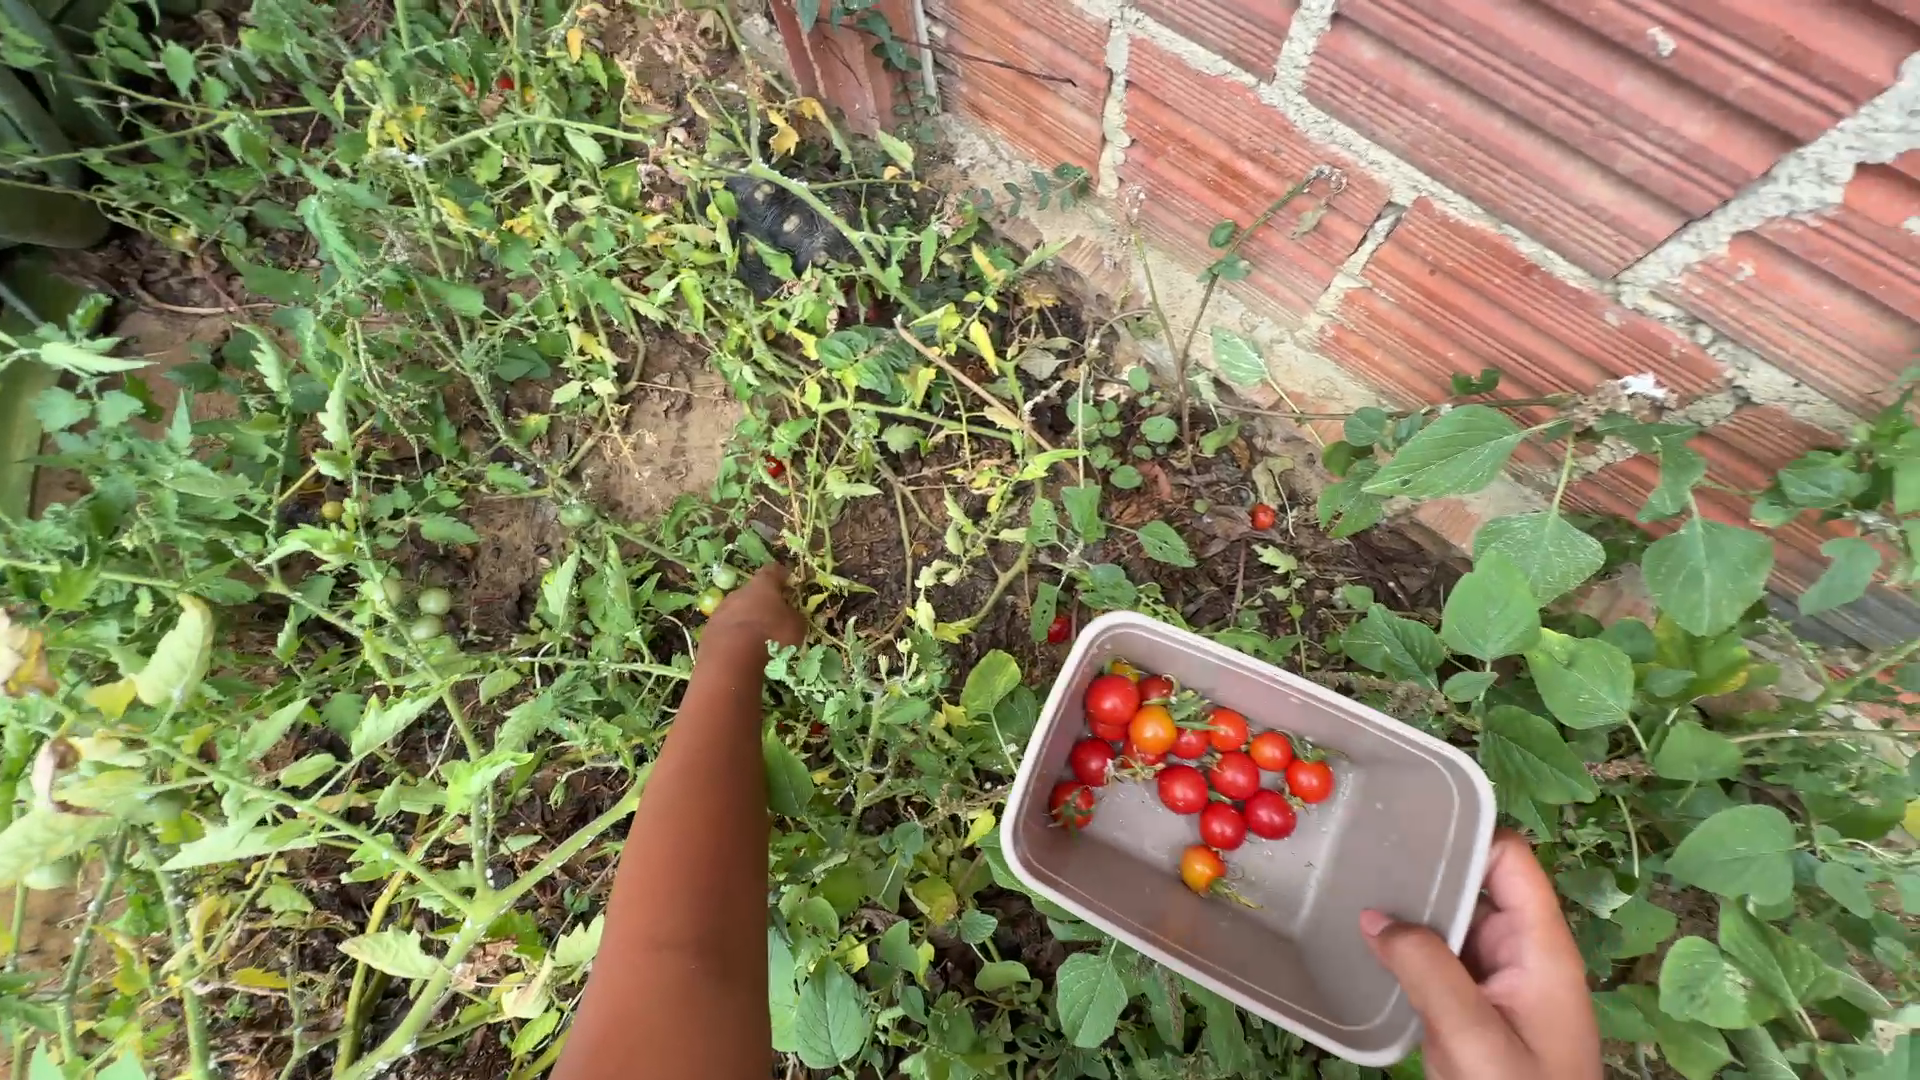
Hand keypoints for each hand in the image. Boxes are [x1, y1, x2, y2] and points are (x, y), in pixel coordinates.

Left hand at [702, 564, 805, 654]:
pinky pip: (726, 629)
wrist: (731, 658)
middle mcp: (739, 592)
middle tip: (774, 616)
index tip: (788, 582)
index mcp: (763, 585)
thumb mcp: (796, 626)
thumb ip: (794, 616)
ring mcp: (721, 610)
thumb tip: (791, 615)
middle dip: (762, 602)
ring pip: (737, 610)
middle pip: (753, 592)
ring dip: (746, 620)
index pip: (773, 571)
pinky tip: (741, 649)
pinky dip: (734, 636)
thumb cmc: (771, 634)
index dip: (781, 575)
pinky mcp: (709, 630)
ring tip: (757, 638)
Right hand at [1360, 829, 1598, 1079]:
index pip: (1510, 860)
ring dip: (1405, 899)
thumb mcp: (1476, 1039)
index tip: (1407, 815)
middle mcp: (1519, 952)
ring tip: (1349, 874)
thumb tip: (1373, 915)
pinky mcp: (1466, 1000)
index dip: (1466, 830)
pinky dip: (1399, 933)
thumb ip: (1427, 970)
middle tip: (1361, 840)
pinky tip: (1360, 927)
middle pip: (1472, 880)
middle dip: (1422, 860)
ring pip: (1447, 915)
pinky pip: (1432, 949)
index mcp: (1540, 949)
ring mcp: (1493, 978)